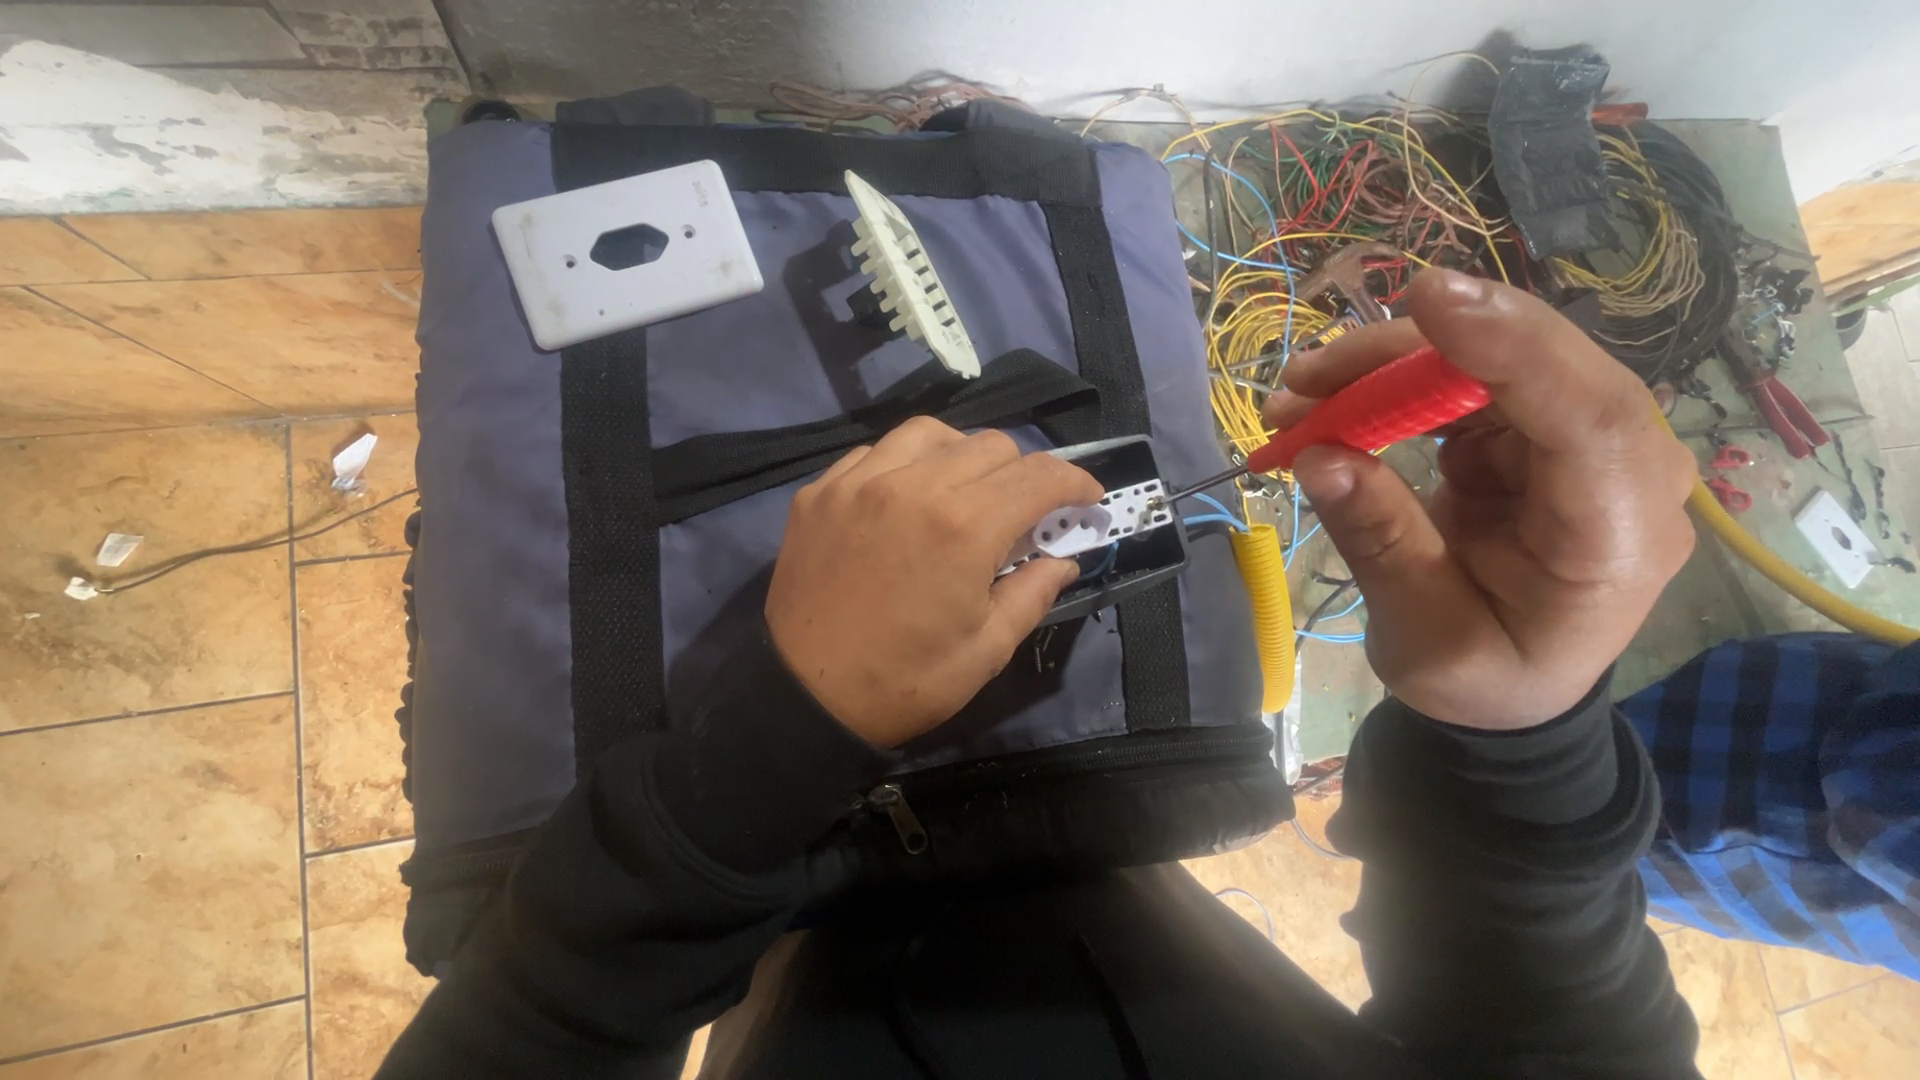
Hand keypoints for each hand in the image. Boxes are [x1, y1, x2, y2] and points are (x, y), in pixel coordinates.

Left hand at [766, 417, 1103, 747]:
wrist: (803, 698)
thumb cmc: (904, 682)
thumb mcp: (986, 650)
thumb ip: (1034, 593)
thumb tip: (1063, 560)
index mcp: (964, 528)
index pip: (1039, 476)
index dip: (1075, 482)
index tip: (1086, 499)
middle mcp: (913, 486)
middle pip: (991, 445)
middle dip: (1023, 474)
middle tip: (1022, 514)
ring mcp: (858, 482)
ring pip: (931, 433)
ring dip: (963, 456)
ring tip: (965, 494)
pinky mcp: (820, 492)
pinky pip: (876, 452)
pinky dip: (906, 464)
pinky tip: (906, 499)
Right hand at [1263, 269, 1695, 730]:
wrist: (1508, 690)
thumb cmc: (1481, 678)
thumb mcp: (1422, 631)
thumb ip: (1380, 542)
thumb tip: (1319, 455)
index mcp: (1617, 534)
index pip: (1589, 416)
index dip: (1512, 348)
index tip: (1427, 297)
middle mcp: (1618, 469)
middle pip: (1530, 369)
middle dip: (1410, 356)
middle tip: (1303, 377)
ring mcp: (1572, 444)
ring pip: (1486, 364)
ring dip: (1385, 367)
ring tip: (1297, 394)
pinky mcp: (1526, 436)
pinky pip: (1459, 386)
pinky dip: (1388, 388)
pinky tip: (1329, 404)